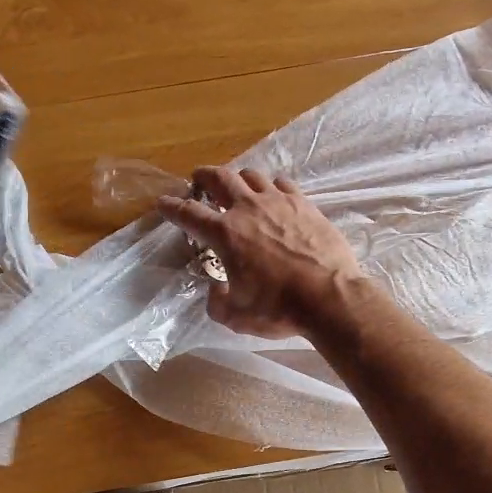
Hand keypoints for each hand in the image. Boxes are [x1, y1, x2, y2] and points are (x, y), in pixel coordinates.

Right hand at [156, 166, 366, 338]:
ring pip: (252, 176)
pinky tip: (274, 196)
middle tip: (198, 179)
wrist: (328, 296)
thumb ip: (217, 302)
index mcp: (226, 235)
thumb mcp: (236, 317)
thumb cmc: (278, 308)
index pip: (190, 215)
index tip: (163, 203)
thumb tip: (216, 288)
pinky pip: (282, 184)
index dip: (172, 208)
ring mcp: (279, 202)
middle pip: (220, 179)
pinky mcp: (305, 204)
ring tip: (237, 186)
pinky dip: (271, 186)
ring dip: (239, 178)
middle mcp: (248, 209)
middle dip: (204, 177)